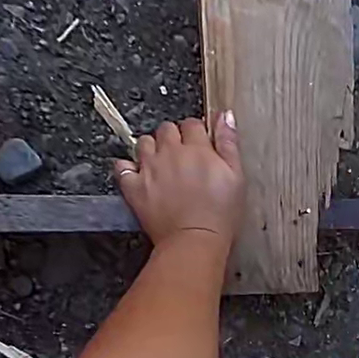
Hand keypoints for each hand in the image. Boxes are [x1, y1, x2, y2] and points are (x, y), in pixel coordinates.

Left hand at [112, 113, 245, 248]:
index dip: (196, 134)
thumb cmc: (220, 215)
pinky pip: (121, 167)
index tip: (200, 146)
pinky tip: (136, 174)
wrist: (195, 241)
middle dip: (173, 139)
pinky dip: (126, 167)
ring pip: (143, 143)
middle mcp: (170, 153)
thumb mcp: (236, 177)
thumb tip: (226, 116)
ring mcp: (149, 169)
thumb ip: (229, 144)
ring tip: (160, 165)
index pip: (192, 124)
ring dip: (151, 149)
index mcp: (197, 148)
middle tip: (181, 158)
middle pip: (166, 129)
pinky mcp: (134, 188)